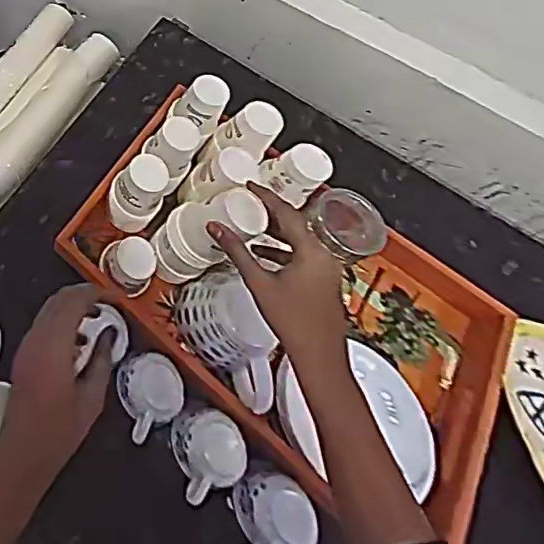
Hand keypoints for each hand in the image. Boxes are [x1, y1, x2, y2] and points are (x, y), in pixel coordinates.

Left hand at [0, 283, 113, 474]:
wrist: (24, 448)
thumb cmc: (59, 429)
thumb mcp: (92, 397)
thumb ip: (102, 359)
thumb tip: (109, 334)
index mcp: (53, 344)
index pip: (74, 301)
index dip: (96, 293)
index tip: (115, 297)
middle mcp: (36, 337)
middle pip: (59, 298)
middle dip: (84, 294)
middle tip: (108, 302)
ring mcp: (27, 343)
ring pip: (50, 309)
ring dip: (72, 306)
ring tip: (97, 319)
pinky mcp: (25, 352)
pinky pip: (44, 324)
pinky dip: (62, 321)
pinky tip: (79, 341)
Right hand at [207, 183, 349, 368]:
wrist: (319, 357)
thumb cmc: (294, 321)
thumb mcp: (259, 281)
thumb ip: (237, 251)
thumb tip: (216, 228)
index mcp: (311, 251)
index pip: (288, 213)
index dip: (267, 197)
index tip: (251, 186)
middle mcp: (324, 257)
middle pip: (296, 224)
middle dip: (271, 212)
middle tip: (250, 201)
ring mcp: (326, 270)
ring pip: (299, 240)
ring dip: (277, 231)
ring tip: (253, 224)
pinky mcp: (324, 282)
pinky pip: (303, 254)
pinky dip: (283, 248)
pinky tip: (264, 253)